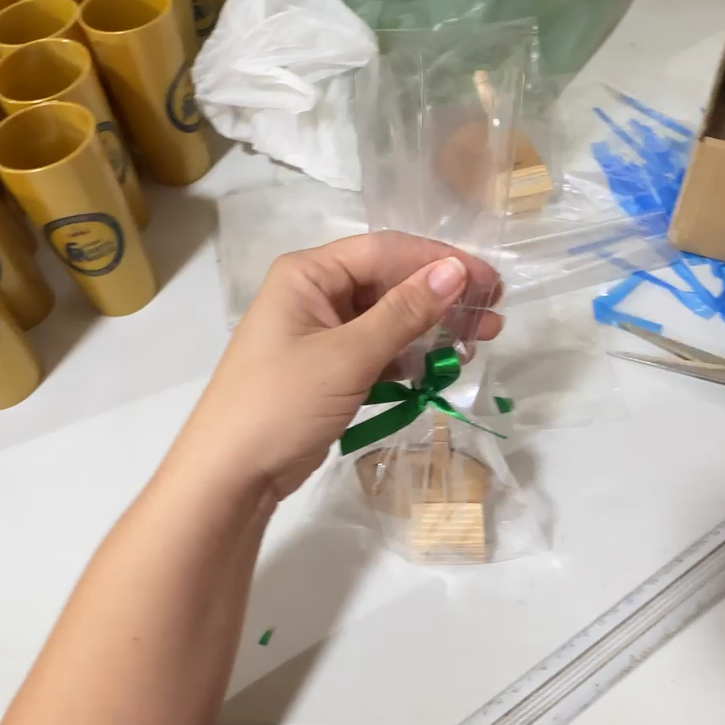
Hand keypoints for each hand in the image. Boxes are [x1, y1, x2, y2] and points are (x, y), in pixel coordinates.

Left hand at [172, 233, 501, 499]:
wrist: (231, 474)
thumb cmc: (281, 404)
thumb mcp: (347, 356)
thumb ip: (403, 313)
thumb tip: (455, 271)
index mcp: (308, 274)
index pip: (385, 251)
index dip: (440, 262)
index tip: (490, 282)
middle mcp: (314, 294)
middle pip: (389, 282)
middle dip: (441, 297)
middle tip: (493, 316)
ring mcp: (321, 334)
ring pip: (387, 319)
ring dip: (431, 329)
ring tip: (478, 342)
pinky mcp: (329, 369)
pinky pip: (377, 351)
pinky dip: (408, 357)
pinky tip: (441, 366)